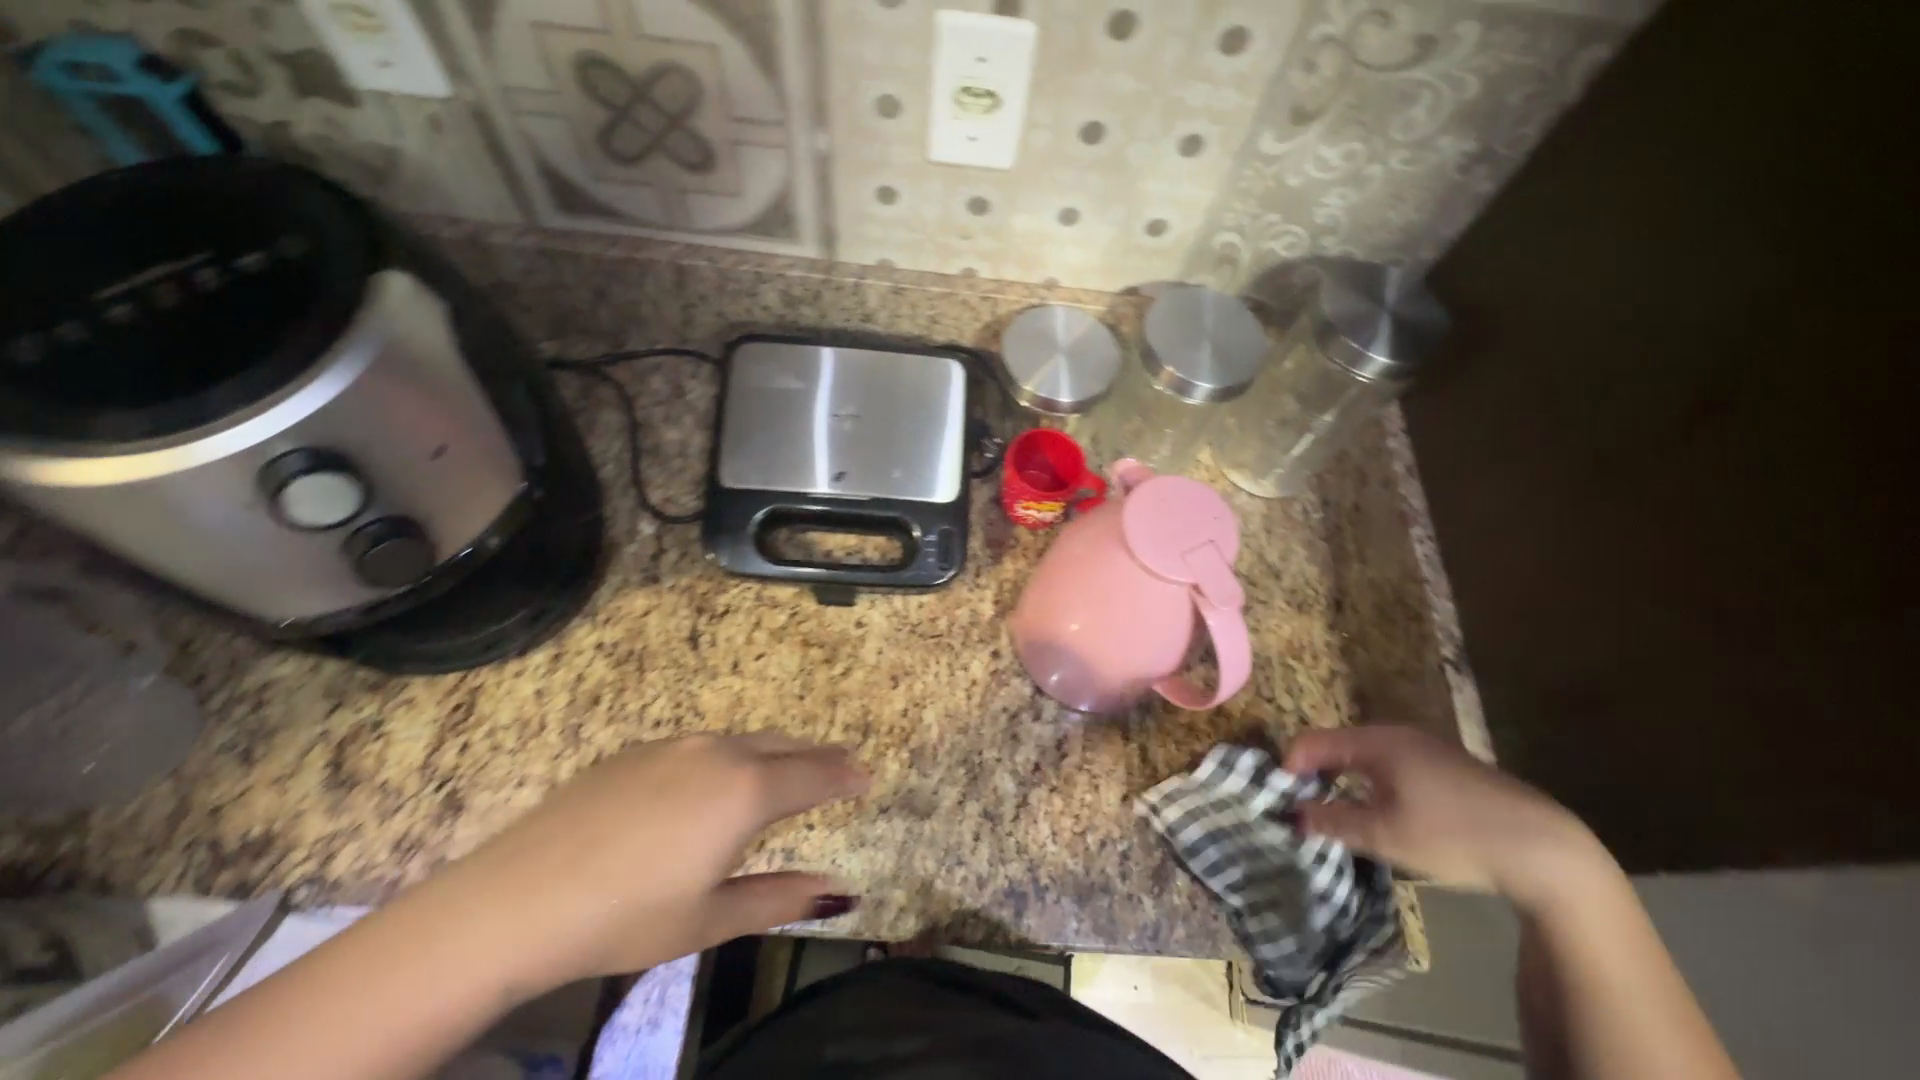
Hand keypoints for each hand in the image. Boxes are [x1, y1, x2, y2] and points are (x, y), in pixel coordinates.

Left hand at [420, 733, 869, 997]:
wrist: (516, 899)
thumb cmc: (627, 918)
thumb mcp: (711, 919)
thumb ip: (780, 898)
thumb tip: (839, 890)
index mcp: (745, 791)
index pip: (814, 774)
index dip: (845, 775)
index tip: (867, 775)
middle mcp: (715, 753)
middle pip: (781, 746)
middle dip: (816, 756)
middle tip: (840, 765)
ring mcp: (669, 746)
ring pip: (738, 741)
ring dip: (771, 753)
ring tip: (784, 770)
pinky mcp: (631, 753)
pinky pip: (698, 747)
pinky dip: (726, 757)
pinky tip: (712, 782)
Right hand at [1284, 726, 1614, 910]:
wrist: (1543, 849)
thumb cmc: (1453, 835)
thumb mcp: (1384, 835)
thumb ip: (1332, 821)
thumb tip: (1294, 814)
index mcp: (1378, 742)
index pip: (1313, 741)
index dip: (1289, 767)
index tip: (1281, 800)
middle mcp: (1400, 735)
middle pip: (1339, 745)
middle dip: (1315, 773)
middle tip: (1303, 808)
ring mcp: (1429, 749)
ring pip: (1368, 757)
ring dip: (1345, 780)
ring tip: (1338, 814)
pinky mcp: (1450, 768)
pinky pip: (1393, 767)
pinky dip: (1373, 784)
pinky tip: (1385, 814)